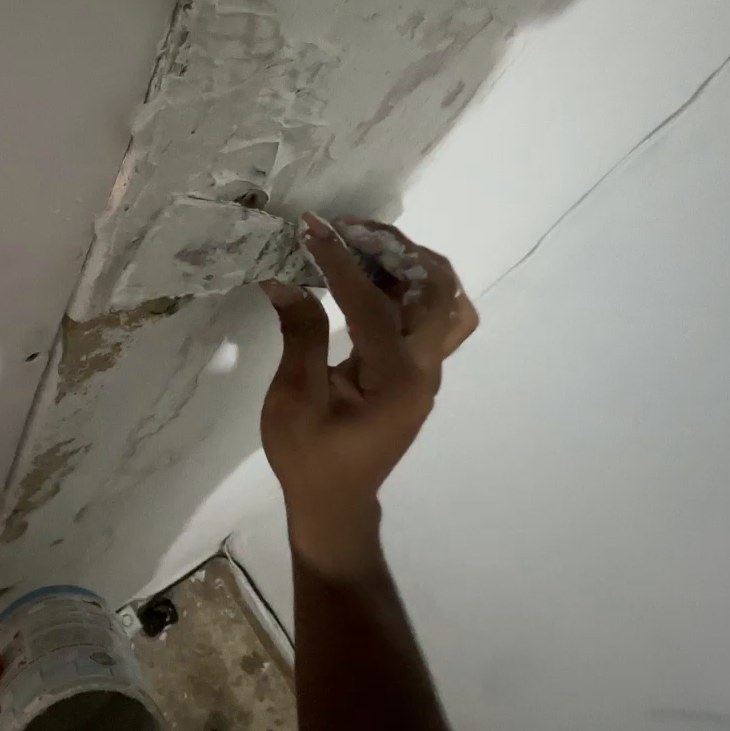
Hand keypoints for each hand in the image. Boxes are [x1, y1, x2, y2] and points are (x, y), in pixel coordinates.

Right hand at [259, 215, 476, 577]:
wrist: (336, 503)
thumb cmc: (309, 458)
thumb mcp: (294, 399)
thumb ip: (300, 334)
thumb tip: (285, 279)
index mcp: (396, 379)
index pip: (375, 302)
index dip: (342, 261)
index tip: (313, 227)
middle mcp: (425, 369)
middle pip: (436, 289)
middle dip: (394, 249)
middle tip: (346, 231)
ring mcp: (427, 370)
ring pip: (444, 299)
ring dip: (409, 263)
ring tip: (361, 246)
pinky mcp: (417, 370)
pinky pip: (428, 314)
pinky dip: (405, 284)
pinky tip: (367, 274)